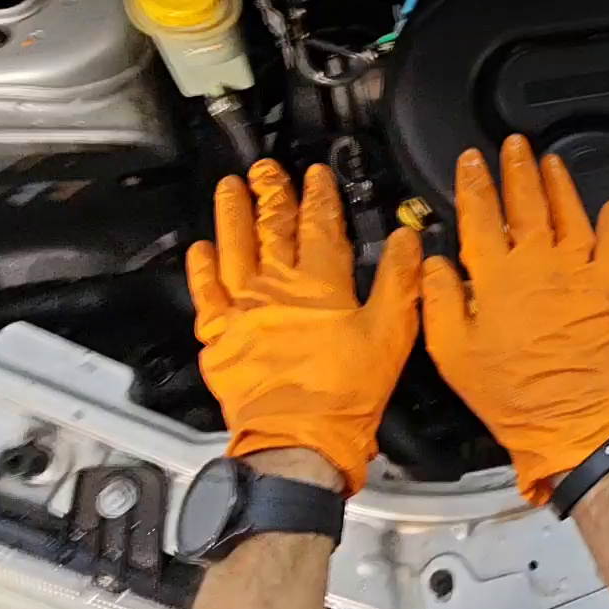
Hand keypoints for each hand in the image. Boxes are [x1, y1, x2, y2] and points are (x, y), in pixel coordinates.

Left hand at [187, 159, 420, 493]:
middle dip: (272, 194)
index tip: (314, 173)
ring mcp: (243, 311)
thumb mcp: (391, 333)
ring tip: (231, 187)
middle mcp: (276, 288)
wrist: (300, 440)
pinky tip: (200, 249)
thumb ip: (399, 281)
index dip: (318, 196)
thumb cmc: (347, 391)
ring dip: (233, 216)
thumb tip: (407, 239)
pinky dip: (202, 270)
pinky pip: (206, 295)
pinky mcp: (221, 337)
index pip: (319, 226)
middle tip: (266, 168)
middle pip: (273, 229)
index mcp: (320, 284)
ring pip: (234, 250)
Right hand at [421, 135, 608, 505]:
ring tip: (552, 162)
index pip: (481, 214)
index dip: (474, 182)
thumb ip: (439, 300)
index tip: (471, 161)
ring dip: (560, 184)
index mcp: (498, 276)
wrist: (569, 419)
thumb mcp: (453, 352)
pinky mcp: (605, 290)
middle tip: (515, 146)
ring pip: (569, 214)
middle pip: (527, 203)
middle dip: (518, 169)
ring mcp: (577, 274)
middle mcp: (539, 265)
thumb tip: (434, 265)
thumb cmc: (512, 393)